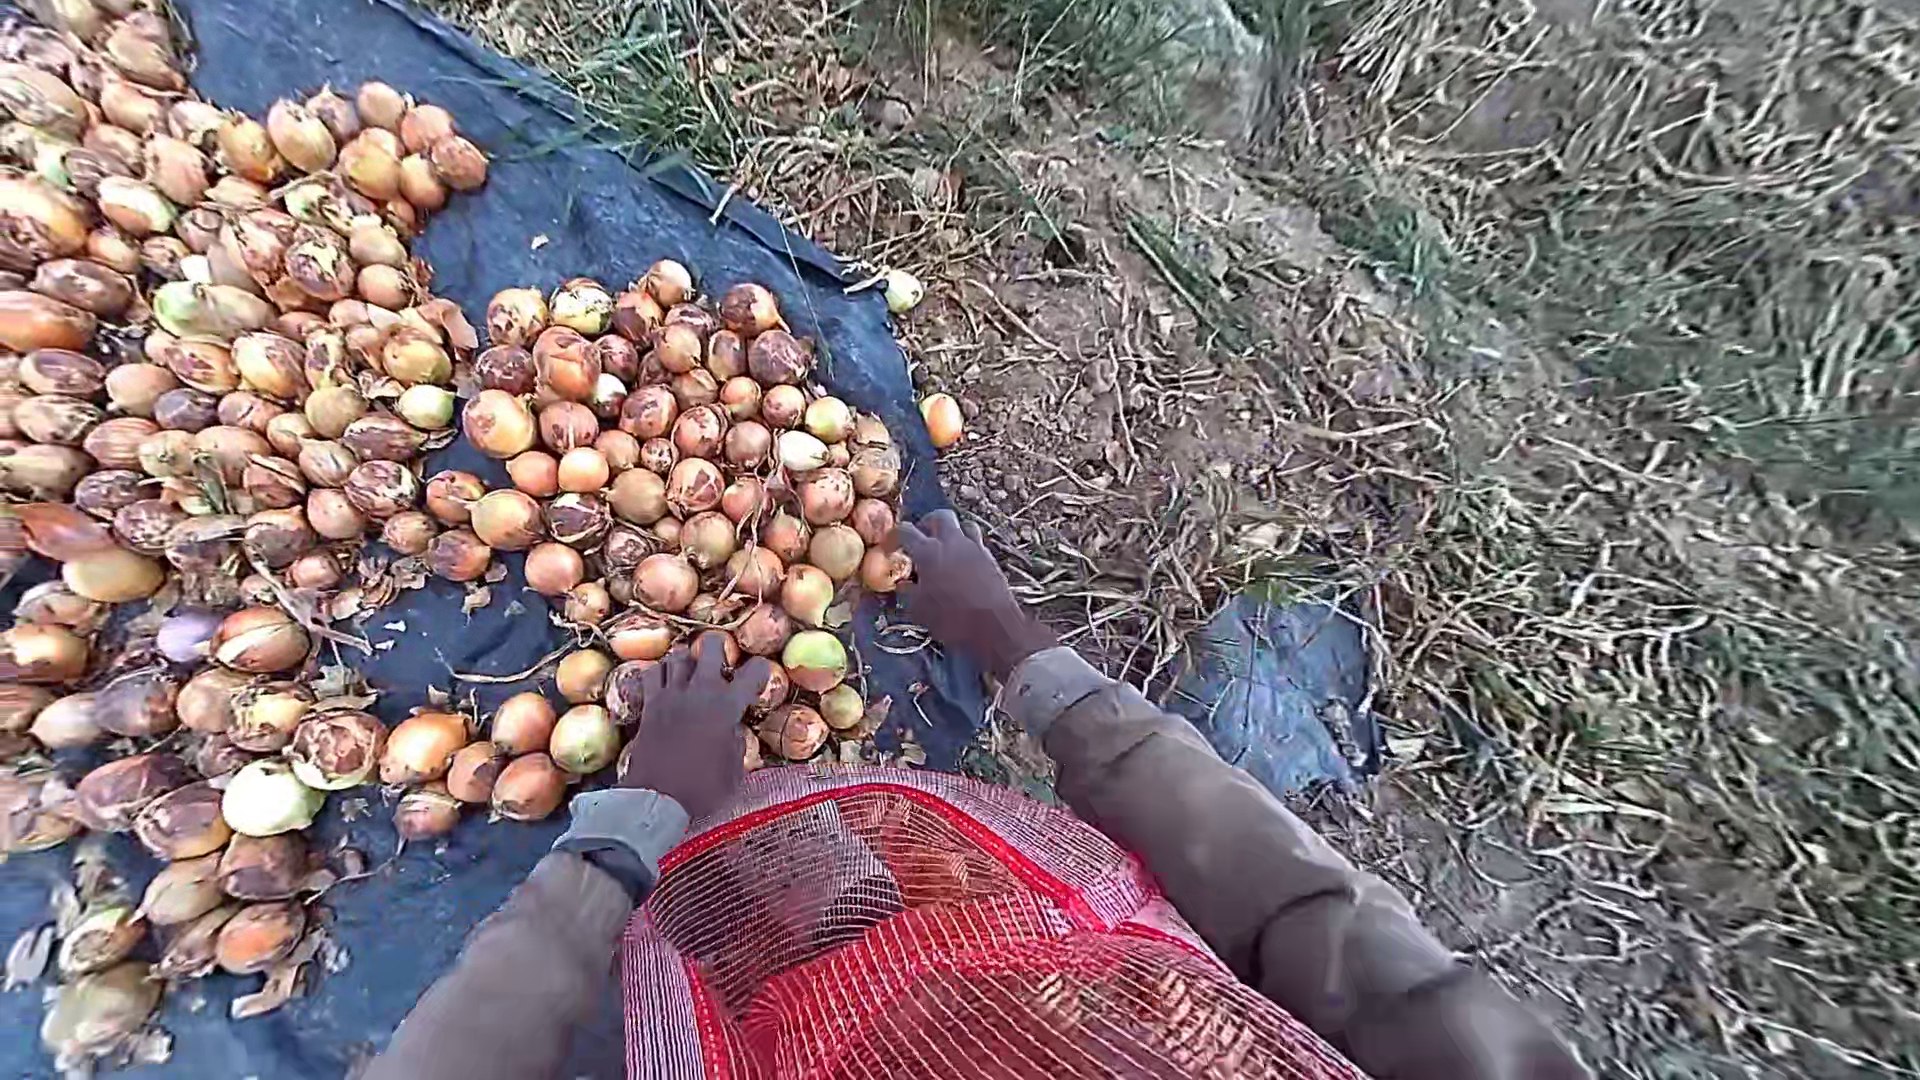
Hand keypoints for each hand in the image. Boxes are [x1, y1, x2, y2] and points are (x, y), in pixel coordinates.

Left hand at [616, 638, 772, 818]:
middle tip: (720, 659)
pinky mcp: (650, 704)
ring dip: (687, 658)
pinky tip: (664, 681)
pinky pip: (652, 674)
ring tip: (690, 668)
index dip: (761, 669)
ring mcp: (672, 694)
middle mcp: (702, 690)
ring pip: (678, 655)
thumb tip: (732, 728)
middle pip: (710, 646)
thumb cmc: (702, 787)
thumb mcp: (734, 769)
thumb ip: (736, 740)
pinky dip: (660, 672)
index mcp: (728, 705)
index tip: (758, 677)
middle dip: (718, 646)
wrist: (655, 800)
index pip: (754, 671)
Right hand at [893, 509, 1055, 677]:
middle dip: (927, 524)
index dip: (893, 537)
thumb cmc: (951, 620)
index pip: (905, 531)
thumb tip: (903, 584)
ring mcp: (975, 548)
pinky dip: (967, 548)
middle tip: (921, 540)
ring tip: (945, 549)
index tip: (890, 547)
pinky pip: (977, 543)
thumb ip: (908, 592)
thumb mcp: (919, 610)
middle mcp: (952, 542)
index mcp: (928, 551)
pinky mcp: (991, 559)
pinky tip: (963, 564)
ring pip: (963, 525)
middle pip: (939, 516)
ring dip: (951, 532)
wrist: (995, 627)